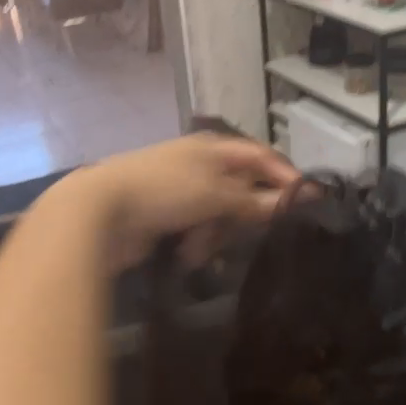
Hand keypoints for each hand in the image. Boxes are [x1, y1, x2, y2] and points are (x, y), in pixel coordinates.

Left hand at [57, 134, 297, 271]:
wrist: (98, 211)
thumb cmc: (163, 191)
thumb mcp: (215, 194)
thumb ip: (255, 201)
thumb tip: (296, 199)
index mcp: (213, 147)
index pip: (261, 157)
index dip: (285, 177)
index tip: (307, 203)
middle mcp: (200, 165)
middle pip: (242, 189)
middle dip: (245, 215)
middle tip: (251, 236)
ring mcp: (181, 192)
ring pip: (219, 215)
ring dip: (216, 235)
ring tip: (201, 249)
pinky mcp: (165, 218)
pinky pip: (196, 231)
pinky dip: (196, 244)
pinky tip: (187, 256)